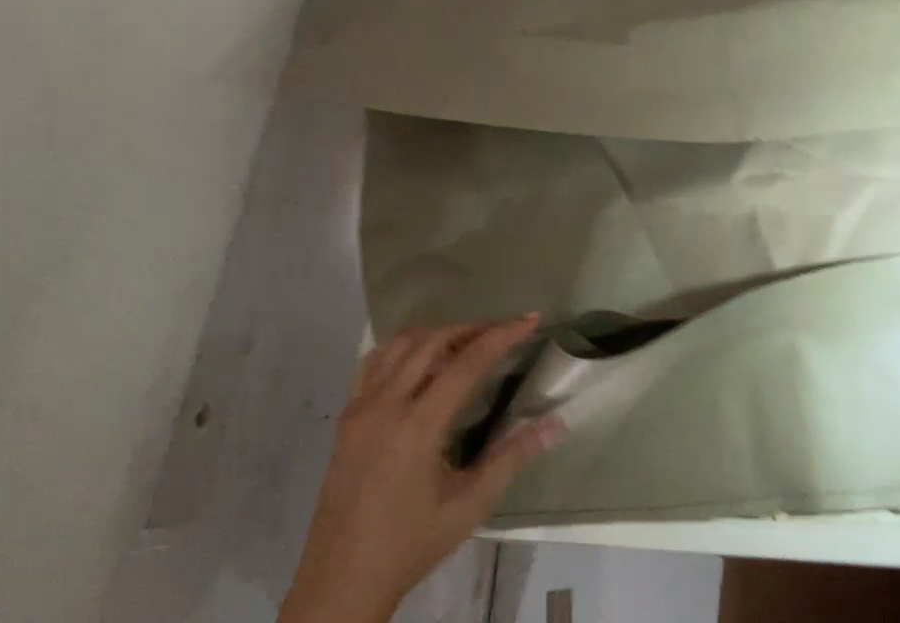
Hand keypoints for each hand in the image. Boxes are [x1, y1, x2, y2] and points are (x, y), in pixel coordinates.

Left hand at [279, 315, 565, 622]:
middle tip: (504, 330)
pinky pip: (372, 364)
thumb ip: (512, 457)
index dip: (501, 336)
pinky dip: (401, 349)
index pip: (466, 363)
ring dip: (436, 335)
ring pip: (399, 345)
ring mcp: (359, 410)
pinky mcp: (345, 419)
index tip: (529, 319)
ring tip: (466, 343)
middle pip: (432, 342)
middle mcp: (384, 406)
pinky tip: (420, 361)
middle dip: (472, 329)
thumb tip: (558, 424)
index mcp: (417, 427)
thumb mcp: (469, 505)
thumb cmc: (411, 544)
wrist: (342, 579)